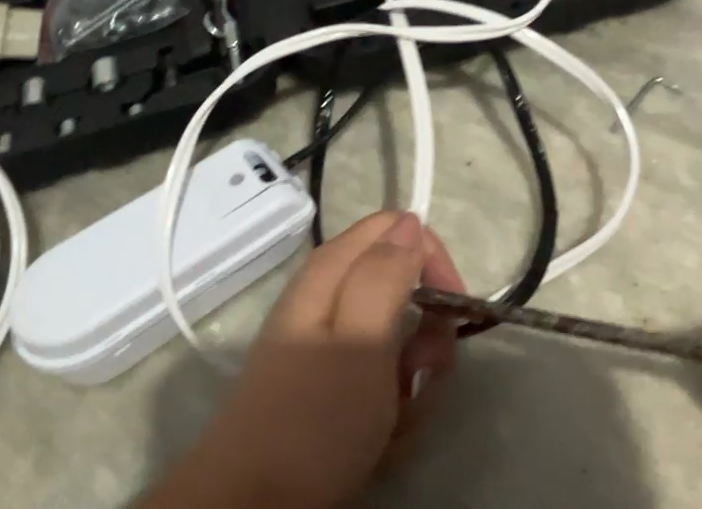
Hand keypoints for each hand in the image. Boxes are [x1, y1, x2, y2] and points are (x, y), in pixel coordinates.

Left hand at [142, 211, 464, 508]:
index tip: (449, 310)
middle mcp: (327, 295)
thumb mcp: (361, 340)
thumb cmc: (314, 418)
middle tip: (420, 371)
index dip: (432, 261)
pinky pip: (380, 375)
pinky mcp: (326, 381)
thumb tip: (409, 220)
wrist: (252, 501)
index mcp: (332, 270)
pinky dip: (392, 401)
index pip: (397, 228)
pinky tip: (384, 431)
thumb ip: (386, 274)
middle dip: (426, 329)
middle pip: (401, 284)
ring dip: (413, 374)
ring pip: (397, 335)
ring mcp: (325, 340)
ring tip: (398, 412)